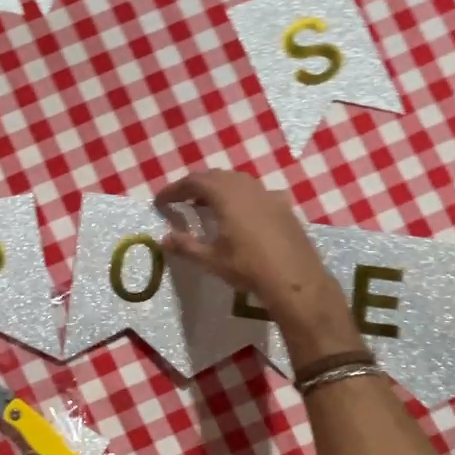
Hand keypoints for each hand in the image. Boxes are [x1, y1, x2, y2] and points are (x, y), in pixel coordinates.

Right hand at [155, 169, 361, 357]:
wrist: (294, 278)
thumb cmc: (248, 267)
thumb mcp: (210, 259)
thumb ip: (185, 246)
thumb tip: (163, 239)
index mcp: (226, 196)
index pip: (193, 182)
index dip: (174, 189)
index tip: (160, 201)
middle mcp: (246, 188)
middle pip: (215, 176)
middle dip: (194, 185)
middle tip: (180, 199)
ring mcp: (268, 194)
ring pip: (236, 180)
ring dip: (217, 187)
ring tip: (205, 203)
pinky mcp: (283, 205)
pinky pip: (255, 191)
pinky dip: (239, 195)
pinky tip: (240, 212)